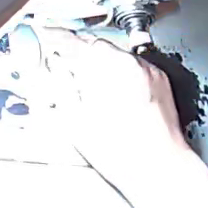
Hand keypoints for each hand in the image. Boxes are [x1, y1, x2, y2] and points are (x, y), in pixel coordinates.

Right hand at [37, 30, 200, 199]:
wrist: (160, 169)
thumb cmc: (120, 152)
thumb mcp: (73, 118)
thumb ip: (59, 83)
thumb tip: (54, 66)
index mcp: (105, 66)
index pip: (74, 40)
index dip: (56, 39)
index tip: (48, 39)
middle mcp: (129, 62)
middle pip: (96, 46)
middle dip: (79, 56)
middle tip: (67, 72)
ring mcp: (147, 69)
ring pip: (115, 56)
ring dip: (100, 65)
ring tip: (94, 93)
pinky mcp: (159, 80)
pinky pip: (132, 67)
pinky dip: (121, 75)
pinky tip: (115, 98)